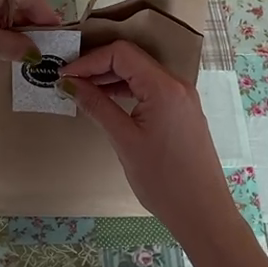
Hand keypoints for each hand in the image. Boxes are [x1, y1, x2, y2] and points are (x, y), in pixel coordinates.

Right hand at [59, 41, 238, 248]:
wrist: (203, 213)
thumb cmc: (163, 180)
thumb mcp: (124, 140)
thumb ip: (97, 106)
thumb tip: (69, 84)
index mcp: (164, 87)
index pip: (121, 54)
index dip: (88, 60)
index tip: (64, 75)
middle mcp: (177, 84)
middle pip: (131, 59)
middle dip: (98, 66)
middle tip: (68, 81)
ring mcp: (182, 97)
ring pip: (141, 73)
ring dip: (111, 78)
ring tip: (82, 91)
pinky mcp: (182, 111)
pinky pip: (151, 88)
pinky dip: (127, 90)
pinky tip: (107, 101)